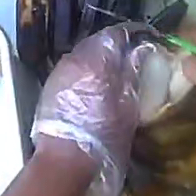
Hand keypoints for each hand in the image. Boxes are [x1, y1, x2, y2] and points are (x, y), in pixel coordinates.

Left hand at [29, 24, 144, 195]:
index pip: (117, 32)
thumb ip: (133, 72)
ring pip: (84, 54)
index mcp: (97, 58)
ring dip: (99, 59)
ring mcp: (60, 71)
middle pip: (99, 41)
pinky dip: (85, 72)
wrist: (62, 163)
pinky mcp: (50, 86)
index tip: (146, 40)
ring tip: (113, 73)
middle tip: (131, 58)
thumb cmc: (102, 134)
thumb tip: (141, 50)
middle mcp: (75, 58)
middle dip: (116, 46)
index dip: (134, 34)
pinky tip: (93, 87)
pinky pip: (72, 68)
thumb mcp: (128, 104)